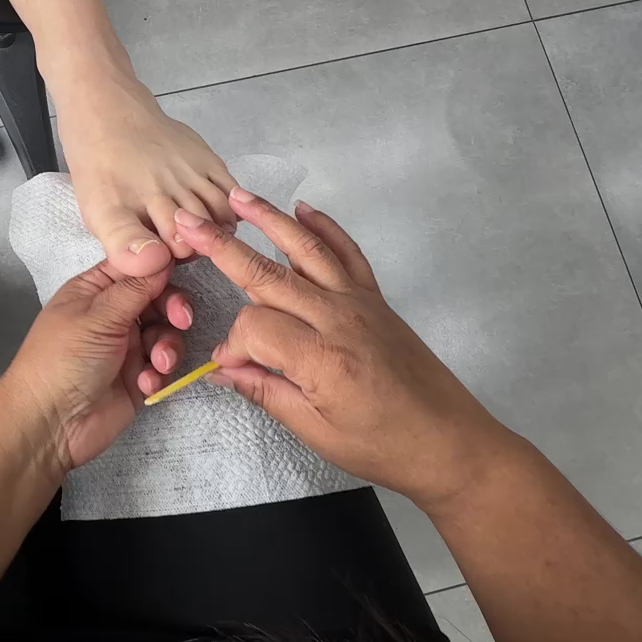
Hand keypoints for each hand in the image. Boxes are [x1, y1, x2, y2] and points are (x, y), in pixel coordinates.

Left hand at [0, 260, 195, 472]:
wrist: (50, 424)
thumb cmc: (63, 359)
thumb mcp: (98, 316)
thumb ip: (135, 287)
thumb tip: (162, 252)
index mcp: (95, 290)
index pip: (135, 266)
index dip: (161, 264)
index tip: (190, 264)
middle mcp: (113, 314)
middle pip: (158, 298)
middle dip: (173, 308)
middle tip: (181, 320)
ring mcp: (126, 346)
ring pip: (166, 333)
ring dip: (167, 346)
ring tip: (157, 363)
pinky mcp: (138, 377)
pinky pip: (163, 366)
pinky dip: (159, 374)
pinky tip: (144, 385)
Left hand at [52, 70, 238, 276]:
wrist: (109, 111)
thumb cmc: (99, 166)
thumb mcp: (96, 209)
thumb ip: (122, 243)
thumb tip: (157, 262)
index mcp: (134, 205)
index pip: (170, 248)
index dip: (172, 258)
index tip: (166, 254)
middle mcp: (165, 187)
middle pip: (200, 232)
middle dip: (196, 247)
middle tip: (185, 246)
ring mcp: (189, 170)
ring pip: (219, 211)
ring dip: (216, 229)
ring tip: (204, 235)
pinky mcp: (204, 156)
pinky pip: (229, 188)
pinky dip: (231, 206)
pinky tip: (221, 215)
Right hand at [174, 190, 522, 511]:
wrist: (453, 443)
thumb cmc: (382, 445)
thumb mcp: (317, 431)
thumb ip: (266, 392)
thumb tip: (222, 368)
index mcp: (321, 359)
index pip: (254, 328)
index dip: (232, 344)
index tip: (229, 365)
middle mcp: (338, 318)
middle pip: (268, 274)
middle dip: (222, 245)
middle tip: (188, 221)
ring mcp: (359, 302)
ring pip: (307, 250)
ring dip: (270, 219)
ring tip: (238, 196)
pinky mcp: (375, 297)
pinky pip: (348, 253)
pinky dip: (326, 227)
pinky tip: (304, 209)